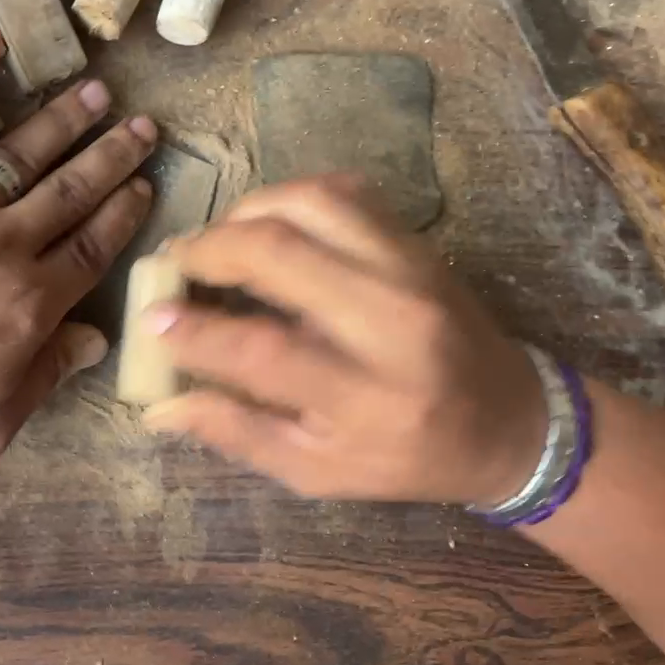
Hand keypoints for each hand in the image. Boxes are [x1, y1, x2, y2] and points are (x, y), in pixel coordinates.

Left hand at [0, 21, 158, 482]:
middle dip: (111, 158)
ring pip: (22, 152)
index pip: (93, 249)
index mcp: (29, 305)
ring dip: (63, 119)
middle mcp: (3, 245)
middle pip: (71, 192)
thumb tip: (96, 338)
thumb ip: (47, 377)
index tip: (143, 186)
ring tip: (96, 91)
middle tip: (141, 127)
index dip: (123, 214)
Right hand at [141, 176, 545, 505]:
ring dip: (243, 214)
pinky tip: (262, 225)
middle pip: (281, 252)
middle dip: (207, 250)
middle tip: (172, 265)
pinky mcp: (416, 240)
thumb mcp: (318, 471)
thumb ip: (237, 434)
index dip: (196, 332)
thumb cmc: (406, 456)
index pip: (264, 349)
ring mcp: (412, 268)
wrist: (512, 421)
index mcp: (369, 396)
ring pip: (308, 203)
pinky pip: (340, 192)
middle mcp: (395, 321)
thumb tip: (158, 408)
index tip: (152, 320)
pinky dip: (286, 198)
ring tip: (213, 242)